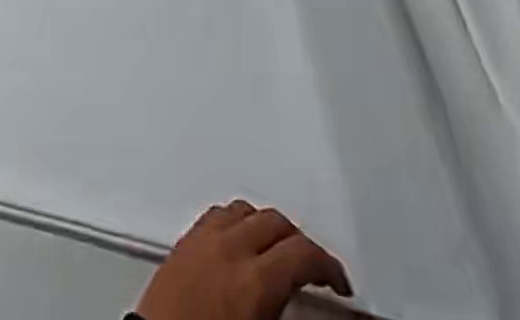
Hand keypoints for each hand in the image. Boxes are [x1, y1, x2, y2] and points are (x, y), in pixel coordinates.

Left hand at [135, 200, 351, 319]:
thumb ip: (292, 314)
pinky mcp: (182, 241)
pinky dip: (234, 222)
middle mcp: (227, 249)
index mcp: (254, 279)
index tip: (337, 282)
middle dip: (299, 241)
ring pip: (244, 210)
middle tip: (312, 267)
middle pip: (275, 222)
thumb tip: (316, 311)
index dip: (329, 266)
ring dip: (265, 225)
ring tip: (277, 251)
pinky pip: (215, 216)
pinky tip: (239, 242)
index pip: (303, 252)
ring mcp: (201, 240)